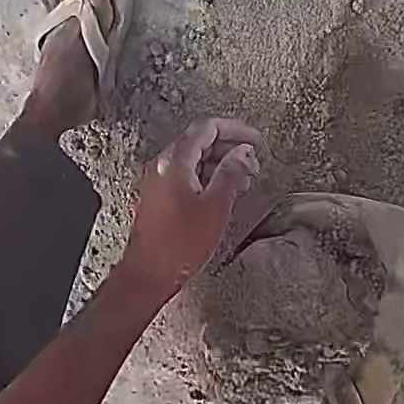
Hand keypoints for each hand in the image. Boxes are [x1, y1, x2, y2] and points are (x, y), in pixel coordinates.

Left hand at [119, 117, 264, 295]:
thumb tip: (244, 151)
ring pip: (194, 157)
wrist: (147, 275)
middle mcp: (162, 164)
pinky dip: (208, 175)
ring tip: (245, 178)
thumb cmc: (180, 245)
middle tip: (253, 160)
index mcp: (175, 161)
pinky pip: (186, 173)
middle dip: (230, 146)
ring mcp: (158, 178)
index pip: (207, 128)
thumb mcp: (215, 206)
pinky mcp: (159, 194)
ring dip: (221, 162)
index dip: (236, 130)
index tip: (255, 140)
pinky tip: (224, 190)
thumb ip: (232, 172)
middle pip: (200, 140)